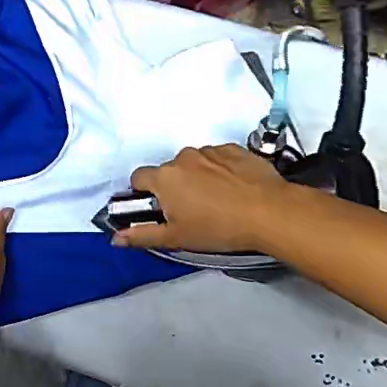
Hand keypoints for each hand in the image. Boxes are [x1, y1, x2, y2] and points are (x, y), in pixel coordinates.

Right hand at [114, 144, 292, 253]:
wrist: (270, 212)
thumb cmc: (218, 228)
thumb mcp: (176, 238)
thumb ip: (142, 235)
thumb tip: (116, 238)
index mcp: (164, 177)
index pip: (139, 178)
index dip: (144, 193)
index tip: (158, 208)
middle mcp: (182, 157)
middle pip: (168, 171)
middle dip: (174, 187)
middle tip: (190, 211)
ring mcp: (210, 150)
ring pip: (193, 163)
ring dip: (198, 177)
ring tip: (217, 201)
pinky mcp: (234, 149)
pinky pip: (218, 158)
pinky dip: (220, 170)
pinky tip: (233, 189)